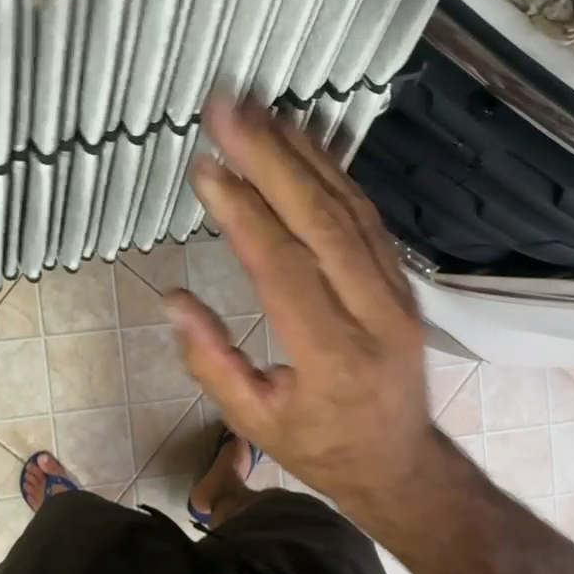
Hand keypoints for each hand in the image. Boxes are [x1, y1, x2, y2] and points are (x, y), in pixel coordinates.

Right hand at [166, 98, 452, 522]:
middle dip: (271, 159)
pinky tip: (306, 141)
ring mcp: (395, 292)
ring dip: (303, 153)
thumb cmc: (319, 447)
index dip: (243, 214)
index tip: (206, 169)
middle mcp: (372, 313)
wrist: (400, 462)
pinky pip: (367, 217)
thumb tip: (172, 300)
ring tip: (260, 112)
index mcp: (331, 355)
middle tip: (229, 111)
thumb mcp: (253, 424)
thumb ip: (212, 364)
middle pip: (321, 220)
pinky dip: (335, 172)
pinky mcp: (401, 281)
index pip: (282, 267)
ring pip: (350, 209)